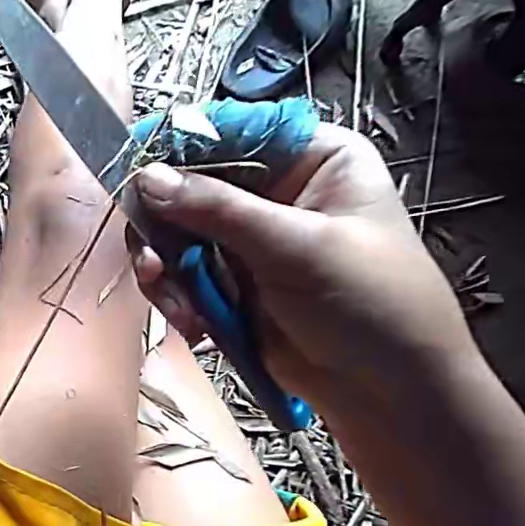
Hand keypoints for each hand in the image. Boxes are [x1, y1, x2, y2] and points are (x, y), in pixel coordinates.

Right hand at [129, 123, 476, 411]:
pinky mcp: (229, 283)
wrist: (387, 390)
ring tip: (178, 306)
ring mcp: (247, 240)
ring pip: (176, 235)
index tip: (137, 180)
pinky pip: (181, 276)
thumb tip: (145, 177)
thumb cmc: (368, 302)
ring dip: (166, 270)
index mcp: (308, 158)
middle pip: (189, 187)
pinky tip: (192, 323)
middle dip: (165, 227)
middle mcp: (272, 192)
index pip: (228, 135)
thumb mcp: (297, 247)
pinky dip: (176, 297)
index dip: (177, 152)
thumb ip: (218, 210)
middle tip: (154, 262)